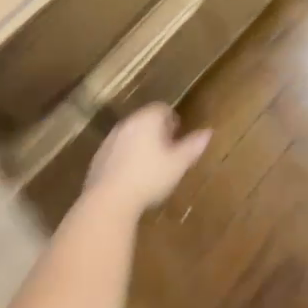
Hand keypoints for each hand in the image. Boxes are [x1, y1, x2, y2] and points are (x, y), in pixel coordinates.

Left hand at [83, 104, 211, 214]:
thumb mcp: (178, 164)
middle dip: (156, 131)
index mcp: (147, 120)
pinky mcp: (99, 156)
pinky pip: (117, 149)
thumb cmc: (149, 178)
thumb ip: (193, 146)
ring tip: (150, 164)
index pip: (162, 108)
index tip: (177, 134)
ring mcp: (110, 138)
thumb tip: (208, 132)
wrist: (109, 199)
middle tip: (167, 149)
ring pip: (130, 134)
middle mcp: (127, 123)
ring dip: (140, 143)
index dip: (172, 119)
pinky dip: (126, 155)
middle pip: (144, 119)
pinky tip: (131, 175)